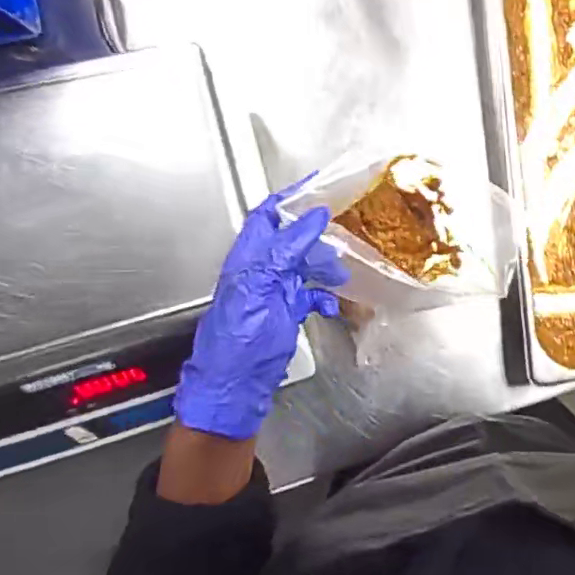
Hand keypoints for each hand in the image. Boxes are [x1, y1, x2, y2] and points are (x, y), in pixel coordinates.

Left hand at [174, 179, 347, 439]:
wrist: (233, 389)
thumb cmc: (239, 343)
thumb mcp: (261, 289)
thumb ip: (285, 251)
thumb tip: (312, 217)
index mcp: (247, 260)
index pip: (267, 216)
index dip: (290, 198)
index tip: (317, 185)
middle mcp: (258, 272)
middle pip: (290, 239)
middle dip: (317, 236)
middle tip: (341, 236)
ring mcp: (271, 293)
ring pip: (302, 266)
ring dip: (324, 267)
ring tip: (340, 275)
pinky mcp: (282, 313)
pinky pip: (308, 294)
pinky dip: (322, 296)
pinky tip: (329, 305)